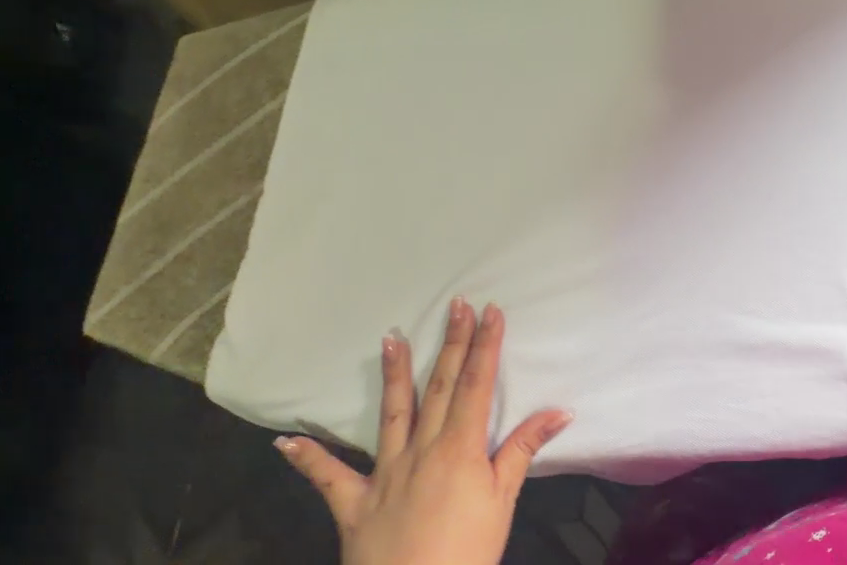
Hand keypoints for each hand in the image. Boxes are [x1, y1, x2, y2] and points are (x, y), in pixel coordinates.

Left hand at [276, 299, 571, 564]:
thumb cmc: (467, 551)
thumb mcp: (503, 501)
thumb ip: (524, 450)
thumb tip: (562, 409)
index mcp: (460, 448)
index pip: (475, 385)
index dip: (484, 345)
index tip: (490, 311)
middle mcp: (421, 450)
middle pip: (439, 388)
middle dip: (451, 344)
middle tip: (455, 306)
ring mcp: (383, 475)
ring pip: (391, 415)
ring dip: (392, 375)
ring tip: (389, 339)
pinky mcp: (353, 505)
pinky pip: (329, 478)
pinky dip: (307, 459)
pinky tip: (285, 441)